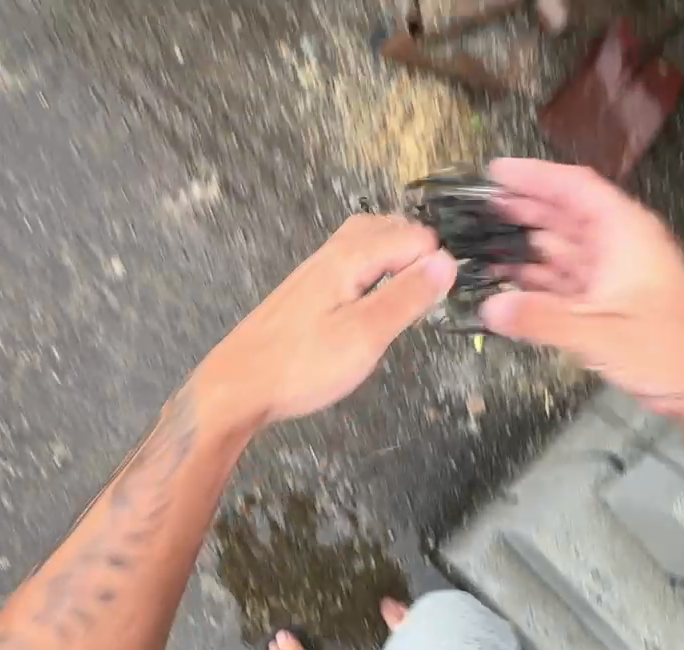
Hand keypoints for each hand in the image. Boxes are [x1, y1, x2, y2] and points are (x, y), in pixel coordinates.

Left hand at [194, 215, 455, 428]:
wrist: (237, 386)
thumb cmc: (301, 365)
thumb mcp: (365, 335)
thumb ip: (407, 297)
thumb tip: (447, 262)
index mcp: (350, 257)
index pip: (413, 235)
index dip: (437, 262)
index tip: (446, 296)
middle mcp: (331, 254)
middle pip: (388, 229)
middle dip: (418, 251)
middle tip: (434, 292)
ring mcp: (314, 272)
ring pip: (366, 246)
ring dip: (395, 260)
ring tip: (412, 294)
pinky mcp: (304, 294)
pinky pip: (348, 266)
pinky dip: (371, 274)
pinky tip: (372, 304)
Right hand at [477, 158, 683, 415]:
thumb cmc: (670, 348)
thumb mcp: (599, 332)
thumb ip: (541, 319)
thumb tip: (491, 309)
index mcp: (624, 233)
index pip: (574, 189)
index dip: (535, 177)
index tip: (497, 173)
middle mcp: (617, 247)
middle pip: (563, 217)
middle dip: (522, 210)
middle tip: (480, 209)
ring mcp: (612, 277)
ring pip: (560, 252)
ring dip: (525, 250)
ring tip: (484, 246)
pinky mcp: (607, 305)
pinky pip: (563, 285)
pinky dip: (537, 284)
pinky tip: (508, 287)